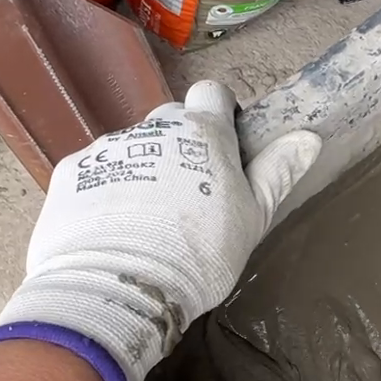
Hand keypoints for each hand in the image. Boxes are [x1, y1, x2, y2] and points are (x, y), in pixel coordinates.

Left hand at [0, 81, 320, 380]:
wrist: (119, 287)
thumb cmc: (200, 253)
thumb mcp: (253, 217)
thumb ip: (277, 173)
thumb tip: (308, 137)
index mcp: (203, 133)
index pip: (212, 93)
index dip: (218, 116)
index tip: (222, 150)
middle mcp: (153, 128)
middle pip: (170, 120)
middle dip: (179, 145)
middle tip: (187, 195)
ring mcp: (108, 147)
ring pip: (133, 147)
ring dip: (143, 169)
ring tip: (147, 221)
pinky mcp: (72, 172)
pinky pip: (96, 171)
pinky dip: (106, 191)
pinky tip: (113, 228)